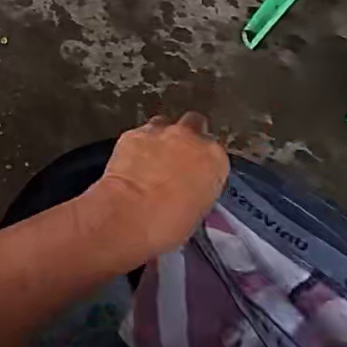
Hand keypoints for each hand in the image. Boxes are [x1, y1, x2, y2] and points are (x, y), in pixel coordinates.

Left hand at [88, 112, 229, 258]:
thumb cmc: (168, 222)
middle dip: (186, 138)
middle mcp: (190, 138)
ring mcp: (160, 132)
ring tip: (152, 161)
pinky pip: (138, 135)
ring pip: (163, 124)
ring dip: (160, 139)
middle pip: (194, 124)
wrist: (130, 214)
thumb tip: (189, 191)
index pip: (215, 153)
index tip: (197, 175)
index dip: (204, 163)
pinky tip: (132, 163)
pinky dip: (136, 146)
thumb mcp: (199, 212)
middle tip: (176, 159)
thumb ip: (200, 189)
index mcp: (214, 159)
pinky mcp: (133, 134)